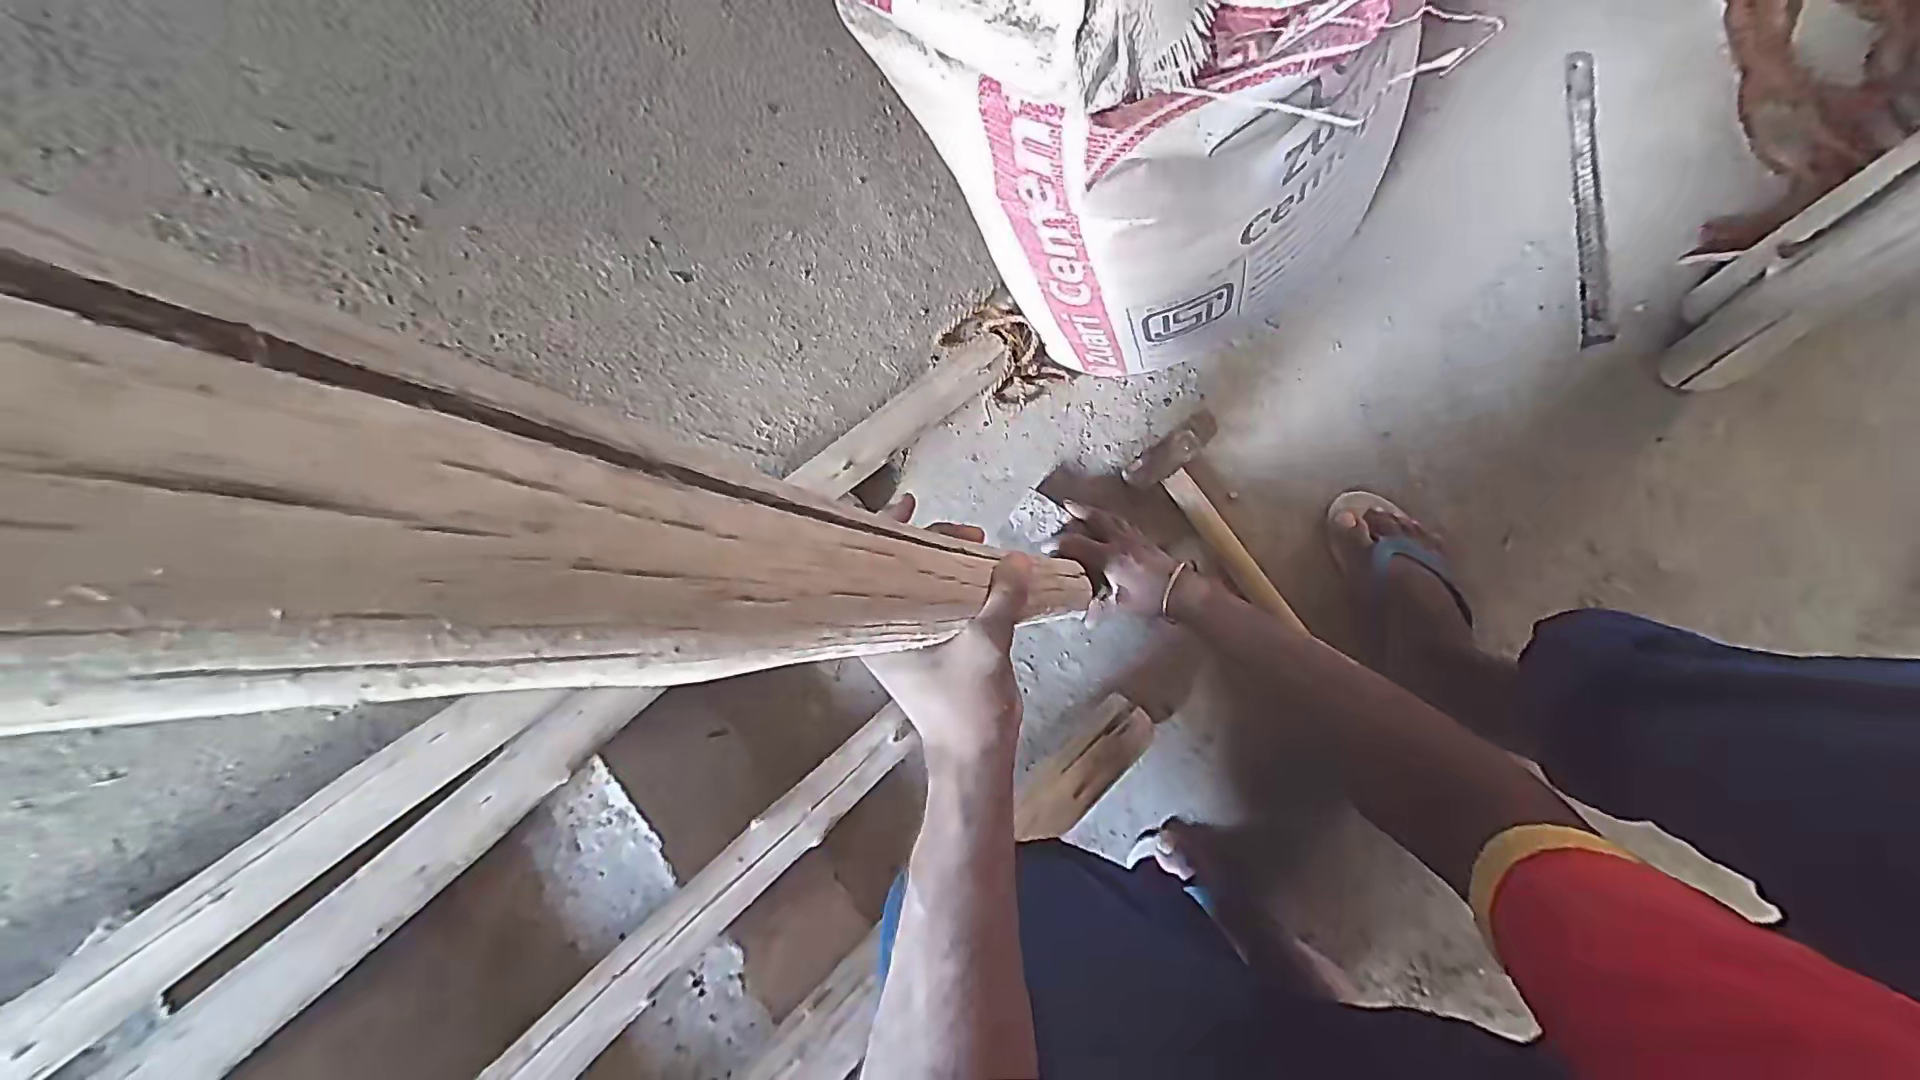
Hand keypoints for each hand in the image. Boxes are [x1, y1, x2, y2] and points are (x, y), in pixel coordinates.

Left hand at [863, 496, 1027, 767]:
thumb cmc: (965, 705)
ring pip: (923, 581)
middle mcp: (888, 626)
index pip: (870, 565)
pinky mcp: (933, 641)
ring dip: (948, 558)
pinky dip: (960, 580)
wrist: (976, 751)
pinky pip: (942, 598)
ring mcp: (911, 634)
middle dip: (932, 542)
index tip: (905, 505)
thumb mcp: (985, 647)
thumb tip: (1016, 560)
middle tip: (967, 534)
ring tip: (979, 545)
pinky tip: (983, 567)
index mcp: (880, 627)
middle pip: (900, 566)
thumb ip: (1000, 600)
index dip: (883, 529)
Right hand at [1048, 501, 1184, 623]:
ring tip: (1083, 508)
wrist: (1181, 590)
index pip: (1077, 544)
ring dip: (1094, 512)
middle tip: (1065, 506)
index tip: (1047, 547)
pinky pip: (1123, 522)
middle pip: (1095, 520)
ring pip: (1110, 518)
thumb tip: (1085, 619)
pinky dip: (1111, 518)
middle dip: (1078, 512)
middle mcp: (1119, 542)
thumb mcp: (1121, 605)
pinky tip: (1109, 520)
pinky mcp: (1144, 538)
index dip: (1059, 544)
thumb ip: (1100, 607)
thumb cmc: (1150, 598)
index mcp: (1109, 558)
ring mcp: (1133, 537)